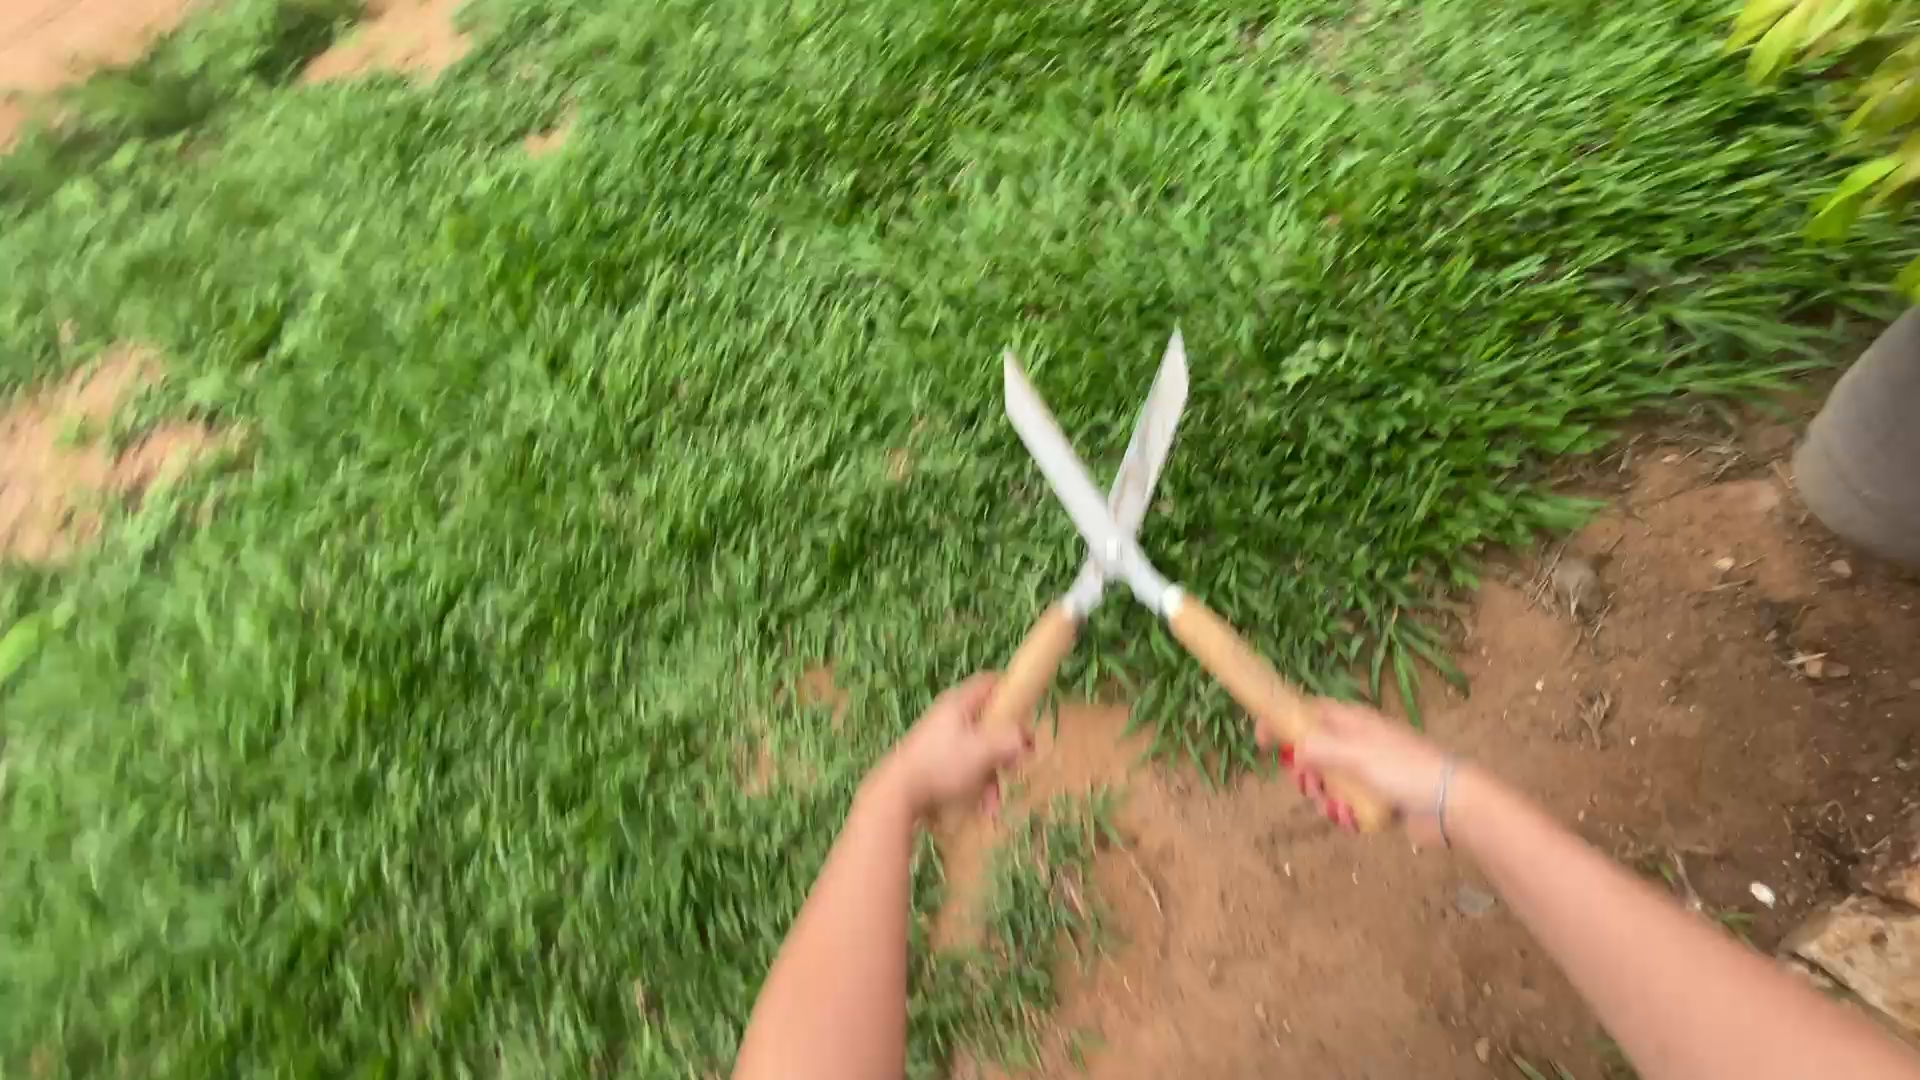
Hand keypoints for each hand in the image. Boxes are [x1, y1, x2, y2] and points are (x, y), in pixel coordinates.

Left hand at [867, 674, 1033, 820]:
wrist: (897, 792)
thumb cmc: (941, 764)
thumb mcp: (982, 750)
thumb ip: (1009, 740)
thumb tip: (1027, 737)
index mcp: (960, 704)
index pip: (989, 683)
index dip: (1011, 691)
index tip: (1028, 709)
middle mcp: (950, 716)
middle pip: (989, 721)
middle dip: (1006, 746)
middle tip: (1019, 762)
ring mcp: (941, 739)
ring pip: (979, 750)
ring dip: (992, 775)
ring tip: (994, 801)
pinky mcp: (935, 761)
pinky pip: (965, 767)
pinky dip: (976, 784)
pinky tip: (981, 807)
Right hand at [1257, 699, 1458, 841]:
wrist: (1454, 806)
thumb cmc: (1405, 769)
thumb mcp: (1356, 754)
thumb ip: (1318, 747)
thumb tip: (1291, 747)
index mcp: (1351, 722)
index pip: (1306, 712)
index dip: (1281, 721)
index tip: (1262, 740)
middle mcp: (1355, 742)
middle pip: (1311, 750)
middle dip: (1305, 772)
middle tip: (1306, 785)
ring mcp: (1366, 771)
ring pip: (1326, 781)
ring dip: (1324, 797)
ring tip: (1336, 808)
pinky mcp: (1376, 797)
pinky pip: (1346, 803)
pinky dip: (1345, 813)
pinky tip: (1353, 821)